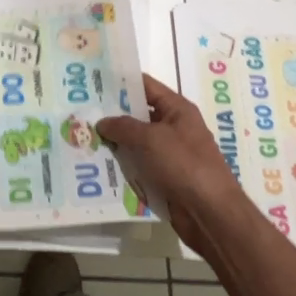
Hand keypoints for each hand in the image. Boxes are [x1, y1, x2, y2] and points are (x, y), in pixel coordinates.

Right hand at [97, 74, 249, 242]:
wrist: (211, 214)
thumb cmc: (184, 165)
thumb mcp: (150, 139)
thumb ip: (123, 127)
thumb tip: (102, 122)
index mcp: (177, 109)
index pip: (146, 86)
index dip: (122, 82)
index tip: (95, 81)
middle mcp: (175, 128)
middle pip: (140, 116)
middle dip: (114, 115)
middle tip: (83, 112)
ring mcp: (171, 155)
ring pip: (137, 144)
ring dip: (117, 144)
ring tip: (85, 138)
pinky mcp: (166, 179)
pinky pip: (140, 167)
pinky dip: (125, 167)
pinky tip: (101, 166)